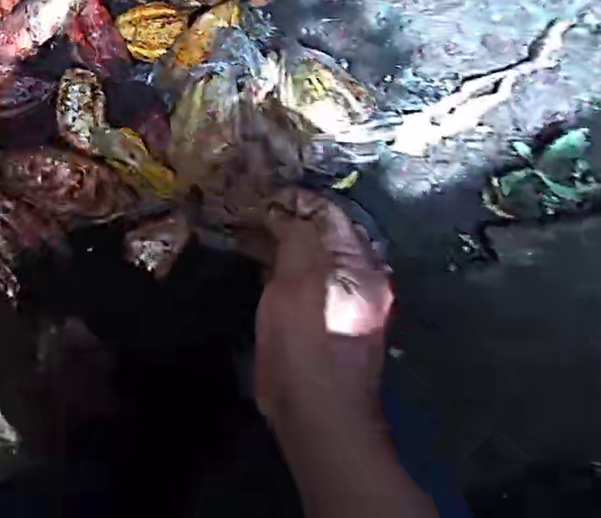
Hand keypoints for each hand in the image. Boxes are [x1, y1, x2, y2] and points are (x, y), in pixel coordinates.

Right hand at [253, 189, 393, 429]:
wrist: (313, 409)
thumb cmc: (307, 340)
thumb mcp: (299, 279)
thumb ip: (296, 237)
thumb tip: (283, 209)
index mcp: (360, 266)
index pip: (329, 213)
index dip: (294, 197)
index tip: (257, 190)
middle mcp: (354, 277)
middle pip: (318, 230)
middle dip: (283, 213)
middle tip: (243, 202)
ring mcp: (335, 296)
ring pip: (304, 250)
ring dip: (275, 234)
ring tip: (240, 220)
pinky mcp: (315, 313)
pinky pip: (296, 271)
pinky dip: (274, 257)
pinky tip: (248, 252)